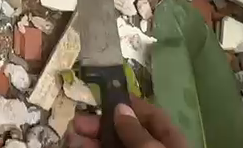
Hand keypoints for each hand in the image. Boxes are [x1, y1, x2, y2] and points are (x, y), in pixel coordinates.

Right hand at [66, 100, 189, 147]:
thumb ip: (137, 133)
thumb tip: (120, 108)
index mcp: (171, 145)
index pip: (152, 118)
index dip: (128, 105)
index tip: (101, 99)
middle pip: (126, 136)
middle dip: (100, 127)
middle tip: (77, 126)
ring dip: (90, 144)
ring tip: (71, 141)